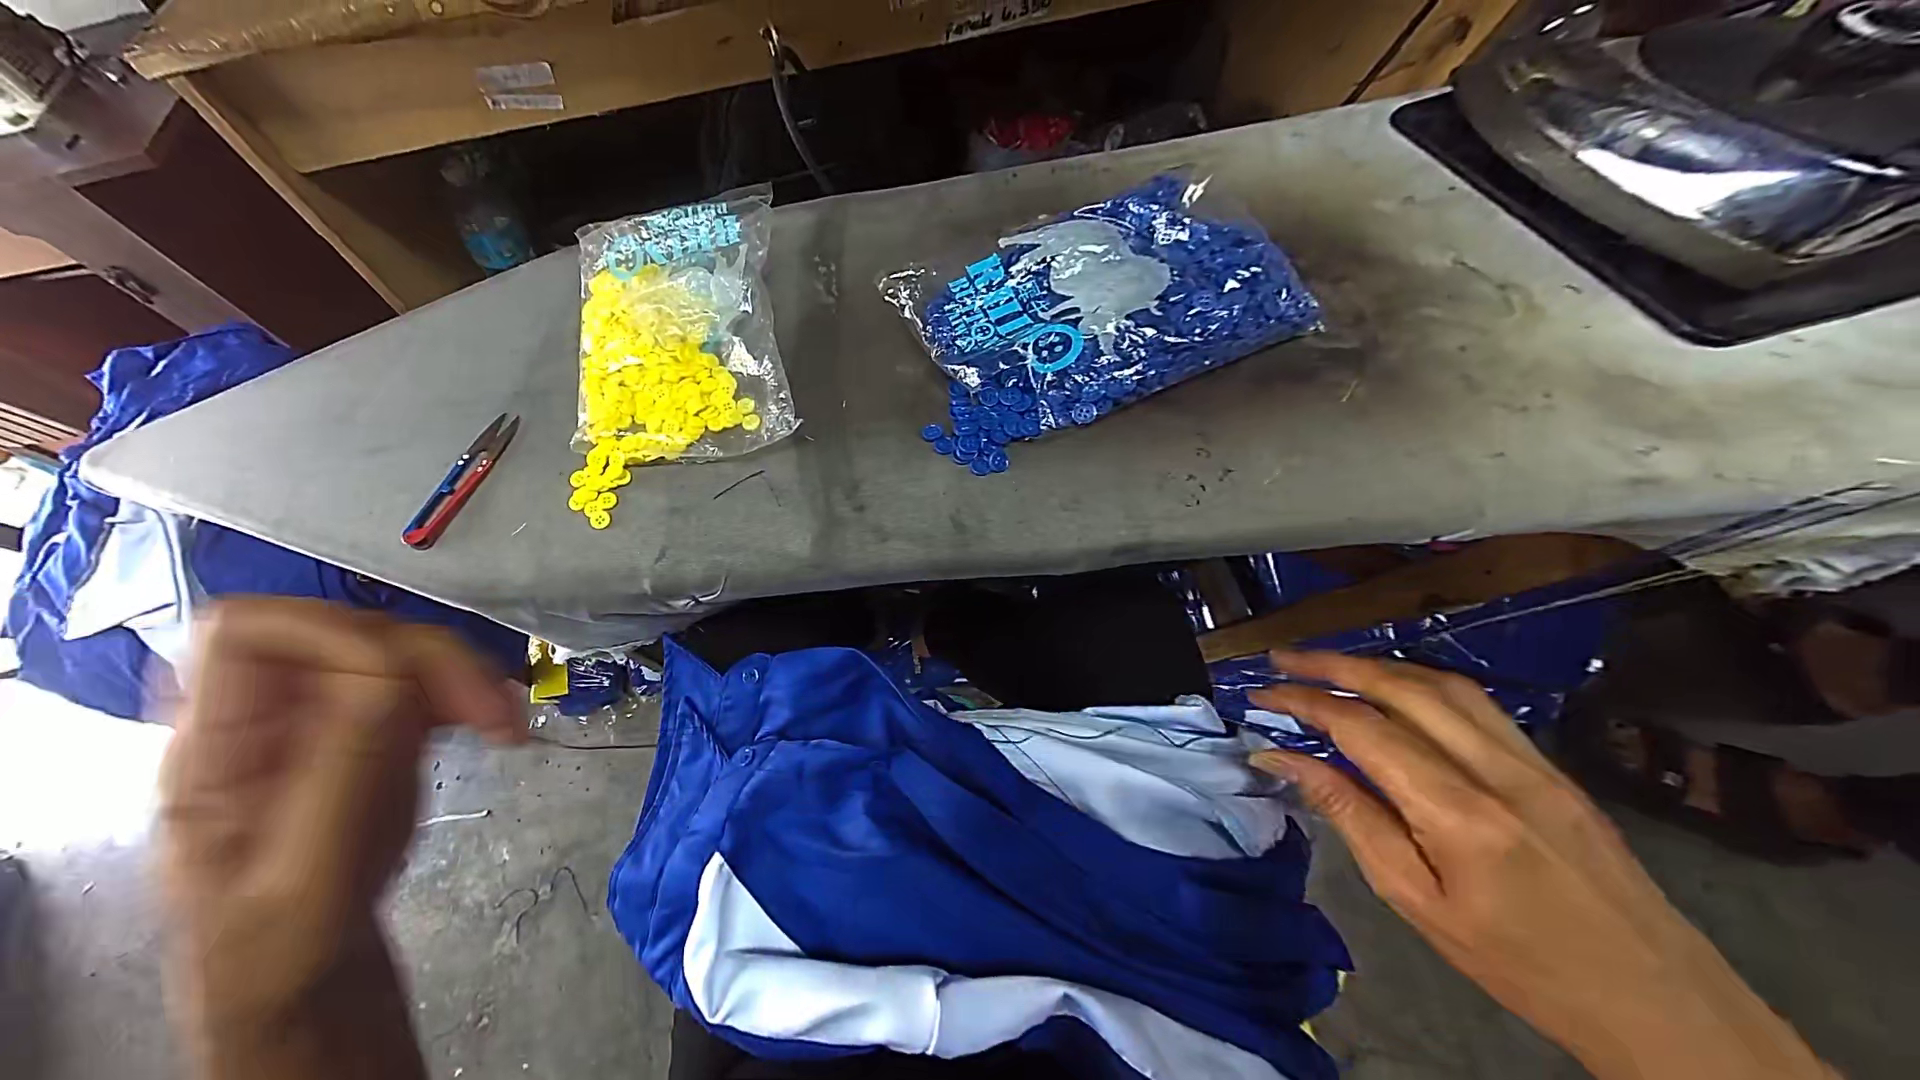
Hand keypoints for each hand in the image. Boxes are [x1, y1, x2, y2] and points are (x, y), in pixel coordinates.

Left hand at [158, 597, 524, 1079]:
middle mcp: (273, 715)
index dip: (336, 631)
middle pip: (353, 631)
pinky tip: (500, 725)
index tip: (410, 682)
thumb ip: (342, 773)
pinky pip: (431, 682)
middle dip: (433, 660)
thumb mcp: (303, 873)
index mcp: (222, 744)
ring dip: (466, 675)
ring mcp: (330, 718)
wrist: (308, 972)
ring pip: (403, 648)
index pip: (253, 633)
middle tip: (491, 710)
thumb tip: (395, 682)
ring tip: (507, 723)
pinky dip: (474, 692)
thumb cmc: (282, 944)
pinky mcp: (381, 729)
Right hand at [1249, 651, 1832, 1079]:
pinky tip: (1394, 692)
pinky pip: (1476, 704)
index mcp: (1459, 813)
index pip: (1363, 729)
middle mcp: (1499, 770)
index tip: (1262, 697)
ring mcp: (1535, 762)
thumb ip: (1349, 815)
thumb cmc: (1519, 964)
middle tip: (1282, 659)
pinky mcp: (1553, 767)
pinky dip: (1419, 683)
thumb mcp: (1415, 899)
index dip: (1305, 703)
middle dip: (1333, 664)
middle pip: (1402, 687)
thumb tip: (1285, 759)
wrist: (1661, 1004)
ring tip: (1327, 666)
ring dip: (1376, 666)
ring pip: (1442, 684)